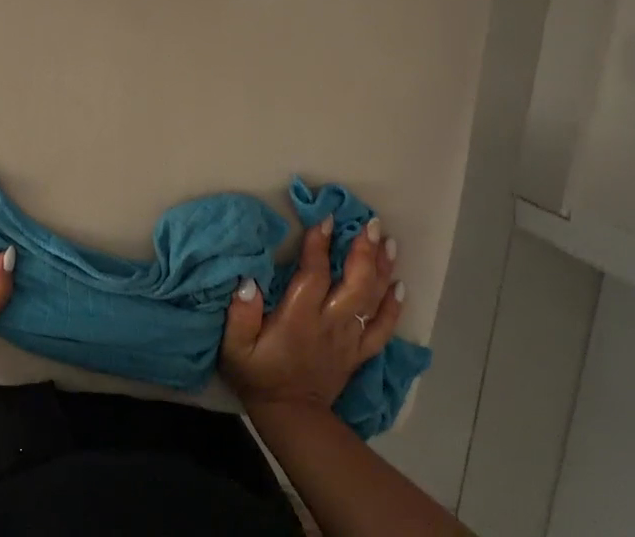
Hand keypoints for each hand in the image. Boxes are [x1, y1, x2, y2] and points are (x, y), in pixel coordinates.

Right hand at [220, 215, 403, 413]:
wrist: (290, 416)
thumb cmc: (257, 374)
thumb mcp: (234, 347)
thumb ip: (240, 313)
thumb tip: (249, 280)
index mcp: (299, 317)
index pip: (313, 274)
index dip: (319, 246)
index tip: (324, 219)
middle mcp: (330, 323)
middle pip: (355, 283)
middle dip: (363, 251)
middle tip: (369, 223)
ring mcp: (349, 338)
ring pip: (373, 299)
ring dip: (382, 268)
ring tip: (387, 241)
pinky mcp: (358, 351)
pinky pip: (383, 328)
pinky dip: (393, 306)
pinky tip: (399, 285)